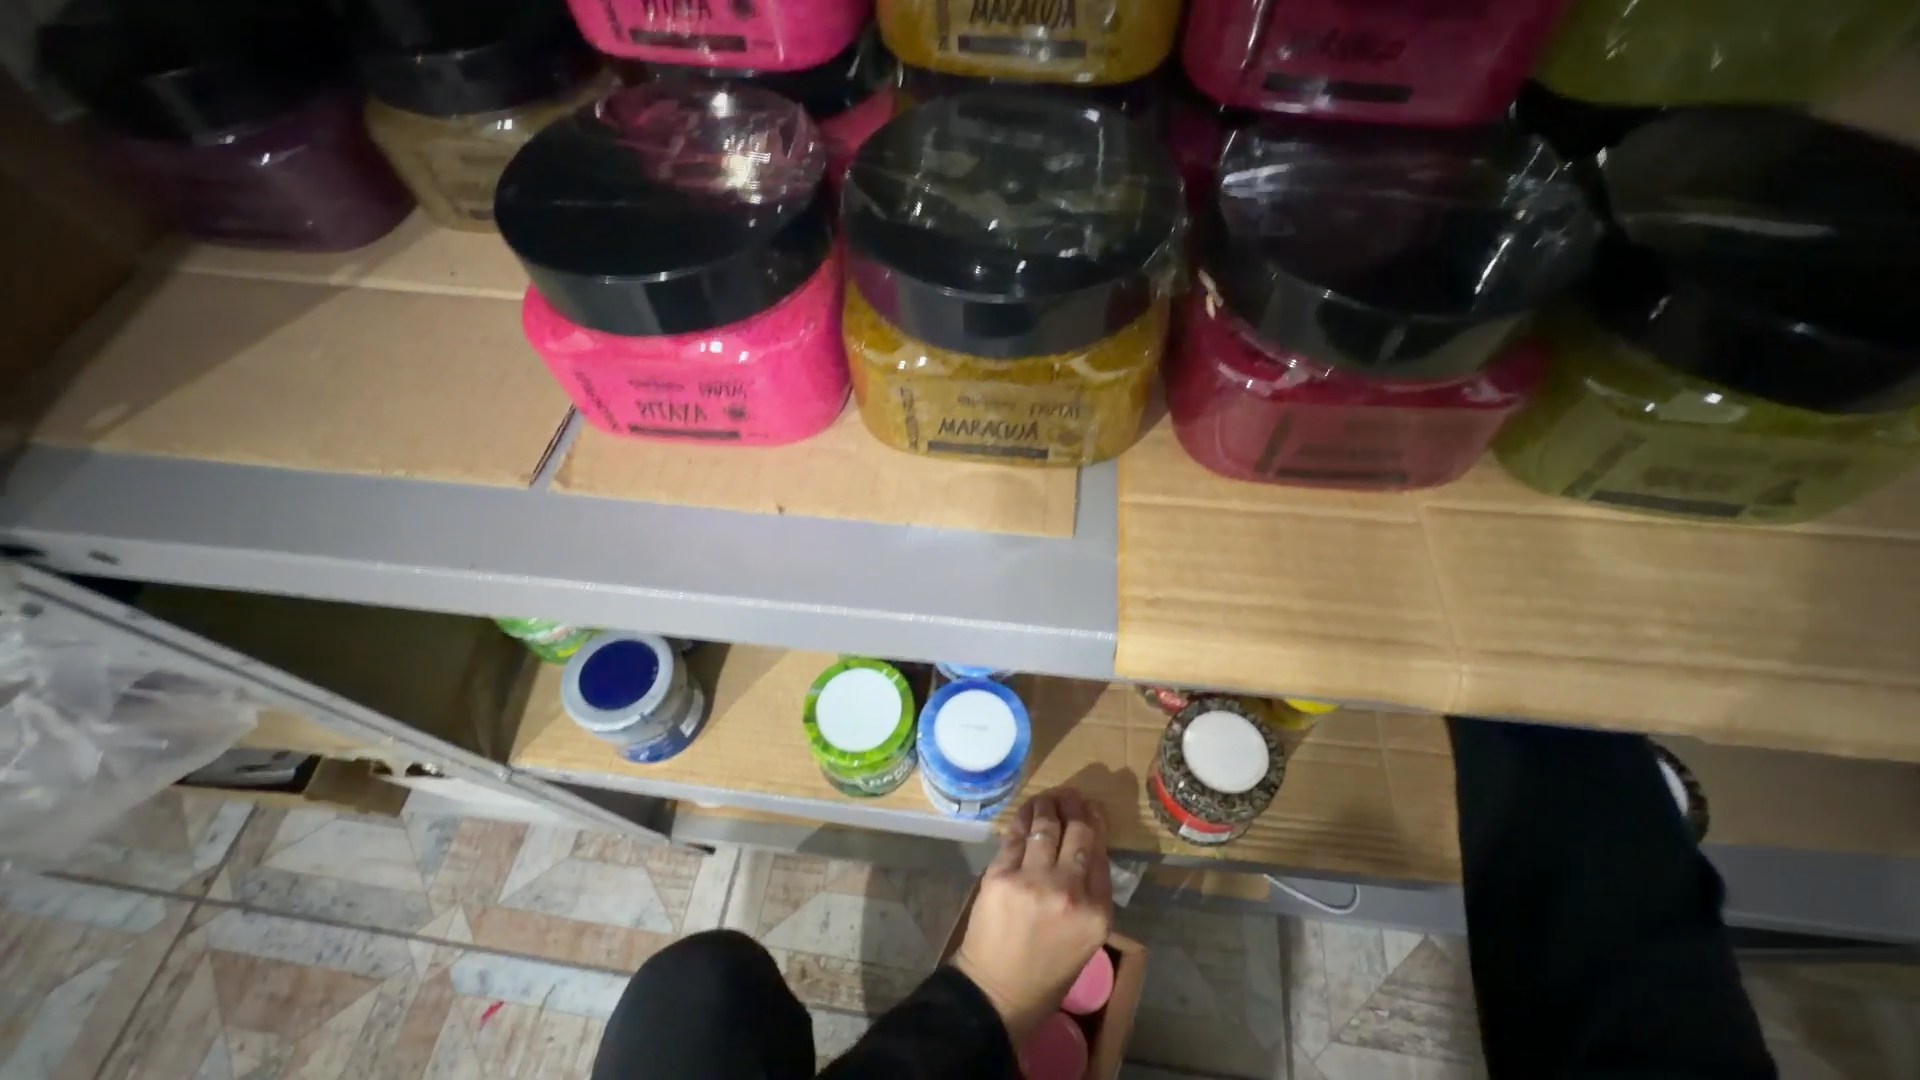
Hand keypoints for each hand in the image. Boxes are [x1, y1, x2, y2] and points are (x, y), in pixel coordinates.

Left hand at [952, 788, 1113, 1044]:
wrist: (997, 993)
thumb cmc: (1046, 972)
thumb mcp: (1086, 938)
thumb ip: (1092, 895)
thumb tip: (1088, 850)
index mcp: (1097, 913)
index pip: (1101, 853)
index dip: (1097, 824)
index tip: (1093, 809)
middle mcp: (1070, 892)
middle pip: (1078, 834)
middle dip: (1076, 808)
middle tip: (1073, 796)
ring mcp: (1033, 881)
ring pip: (1047, 828)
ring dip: (1049, 806)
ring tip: (1050, 798)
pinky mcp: (1001, 875)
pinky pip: (1016, 837)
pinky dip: (1024, 818)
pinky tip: (1028, 809)